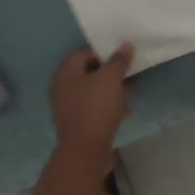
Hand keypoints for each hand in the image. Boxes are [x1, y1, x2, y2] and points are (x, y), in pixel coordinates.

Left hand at [49, 44, 132, 159]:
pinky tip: (125, 107)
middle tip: (128, 68)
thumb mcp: (111, 79)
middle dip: (109, 69)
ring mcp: (69, 106)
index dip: (103, 50)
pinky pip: (94, 106)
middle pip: (87, 71)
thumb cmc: (96, 108)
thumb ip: (118, 60)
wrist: (86, 149)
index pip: (82, 52)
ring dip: (111, 87)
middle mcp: (63, 87)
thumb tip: (125, 45)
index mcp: (66, 73)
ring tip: (131, 87)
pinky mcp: (78, 122)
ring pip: (92, 90)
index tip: (122, 53)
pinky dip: (108, 103)